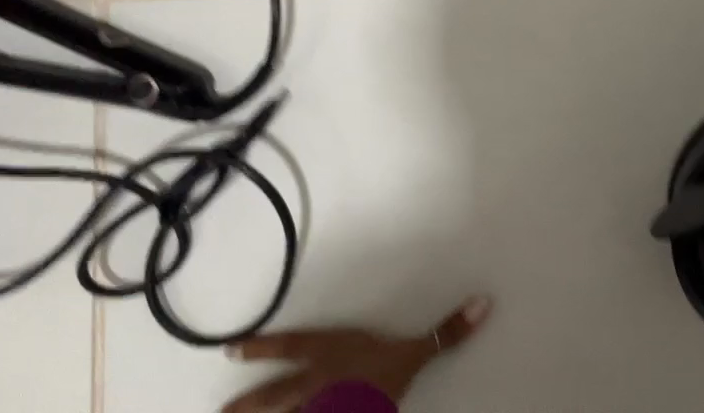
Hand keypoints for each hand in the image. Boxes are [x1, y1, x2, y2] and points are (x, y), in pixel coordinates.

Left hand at [222, 295, 490, 412]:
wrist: (371, 409)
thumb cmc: (387, 381)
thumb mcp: (416, 355)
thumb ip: (445, 333)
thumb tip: (483, 302)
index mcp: (331, 355)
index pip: (293, 348)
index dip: (263, 348)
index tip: (231, 350)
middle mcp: (313, 384)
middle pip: (273, 396)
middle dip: (247, 405)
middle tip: (220, 412)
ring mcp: (310, 411)